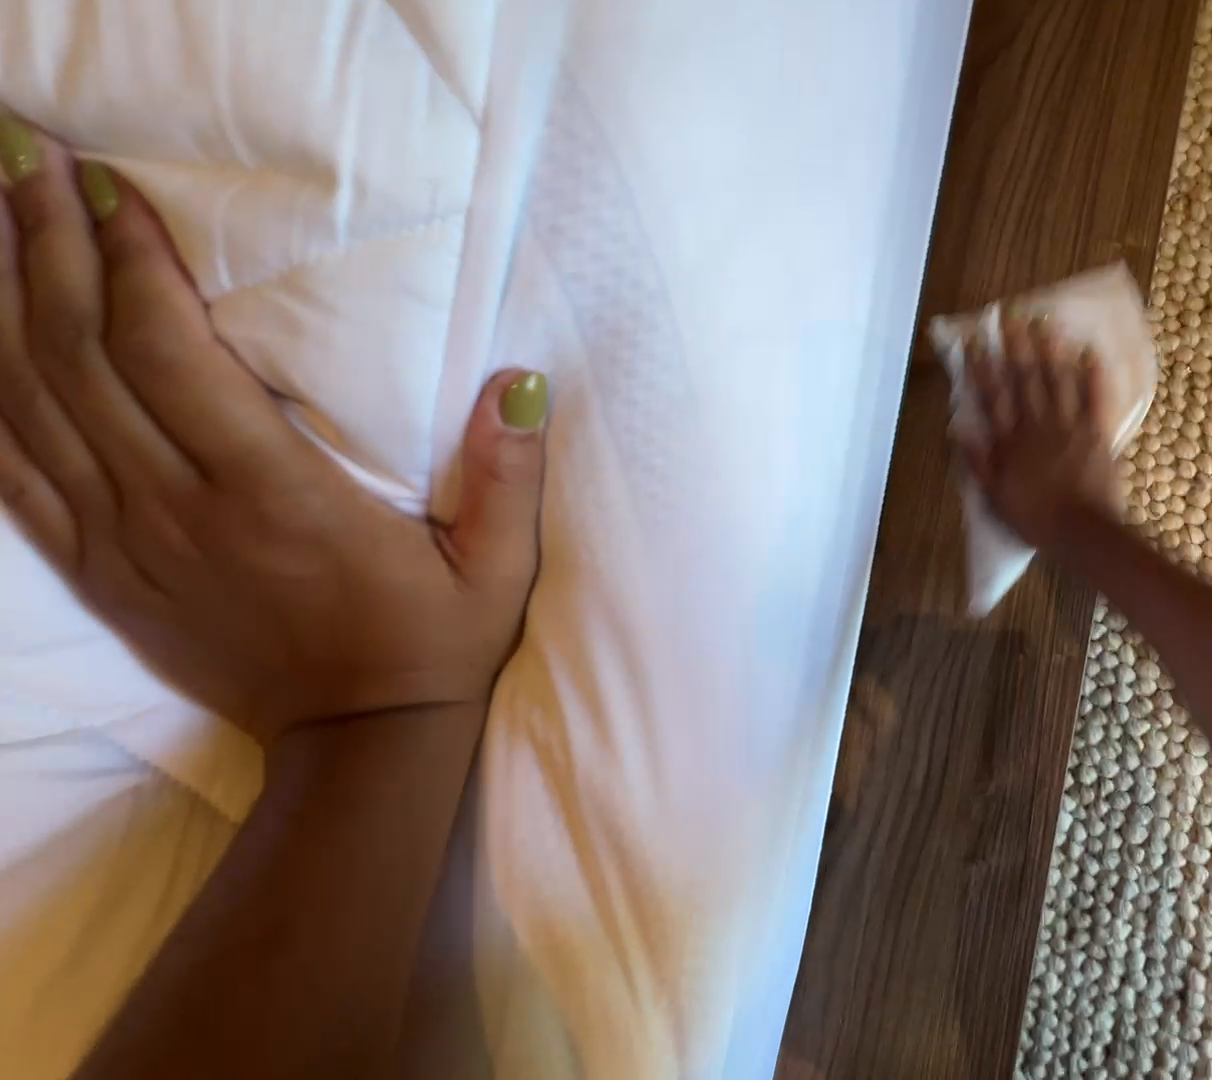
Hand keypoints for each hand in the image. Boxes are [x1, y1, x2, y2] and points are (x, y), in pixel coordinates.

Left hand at [0, 114, 548, 745]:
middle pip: (77, 361)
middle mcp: (182, 515)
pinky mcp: (102, 573)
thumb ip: (509, 474)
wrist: (361, 737)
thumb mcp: (501, 565)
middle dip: (40, 250)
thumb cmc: (439, 641)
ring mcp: (128, 546)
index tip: (113, 189)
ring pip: (24, 405)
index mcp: (280, 503)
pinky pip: (10, 473)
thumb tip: (518, 383)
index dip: (131, 266)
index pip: (174, 361)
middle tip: (28, 162)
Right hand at [960, 314, 1120, 552]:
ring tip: (1044, 319)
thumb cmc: (1033, 519)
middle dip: (1015, 345)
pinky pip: (1098, 398)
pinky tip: (1090, 350)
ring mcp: (1071, 426)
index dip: (983, 367)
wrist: (1081, 533)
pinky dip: (1095, 374)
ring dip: (1050, 348)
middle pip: (1025, 379)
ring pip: (1058, 380)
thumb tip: (958, 429)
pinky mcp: (1099, 434)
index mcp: (1011, 441)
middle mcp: (1038, 425)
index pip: (993, 396)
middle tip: (1009, 314)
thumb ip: (977, 462)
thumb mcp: (994, 497)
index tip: (975, 340)